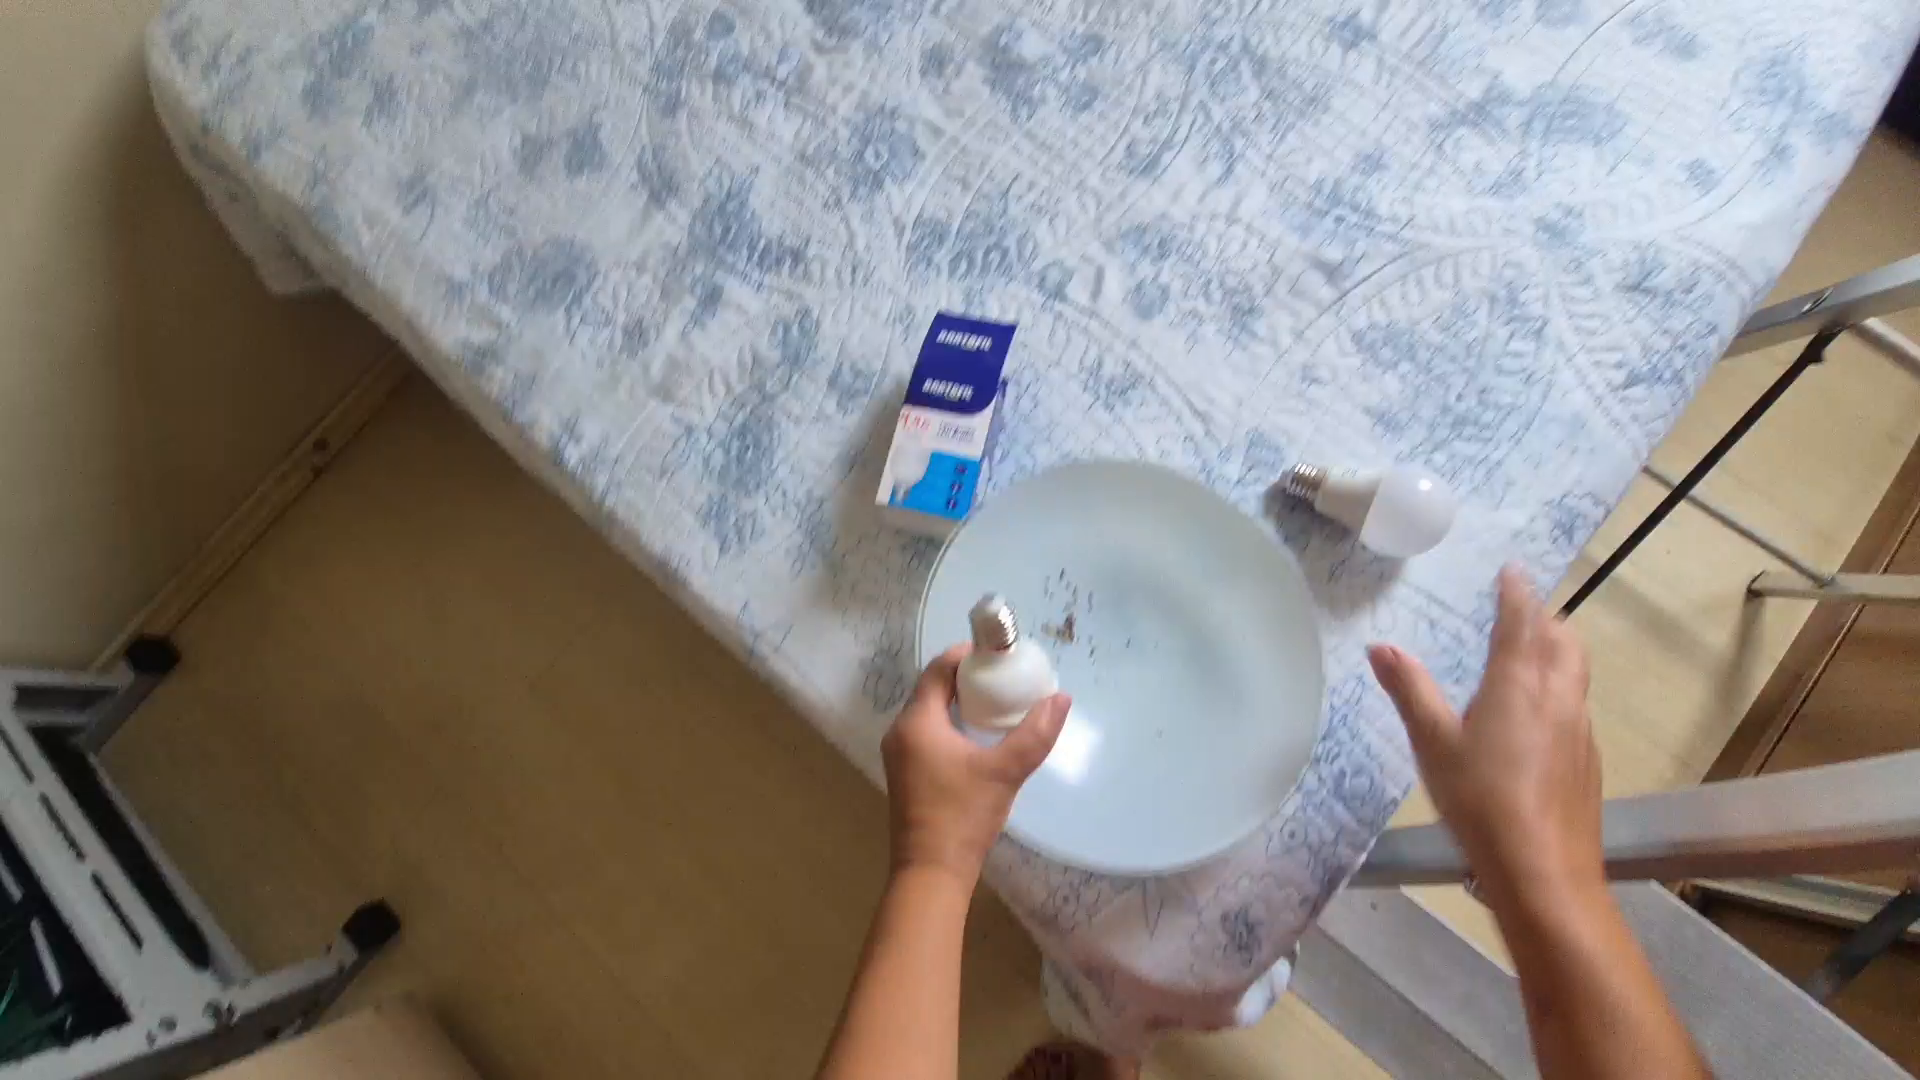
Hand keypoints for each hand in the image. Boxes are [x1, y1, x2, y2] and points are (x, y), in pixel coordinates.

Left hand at [881, 646, 1070, 886]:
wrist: (931, 874)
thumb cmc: (964, 816)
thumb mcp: (1005, 771)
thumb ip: (1035, 733)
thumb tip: (1061, 698)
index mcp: (916, 722)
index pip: (938, 669)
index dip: (966, 655)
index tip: (997, 653)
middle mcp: (900, 731)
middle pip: (932, 687)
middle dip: (966, 677)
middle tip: (1002, 676)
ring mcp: (899, 753)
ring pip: (929, 710)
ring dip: (958, 700)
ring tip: (995, 701)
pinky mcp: (905, 771)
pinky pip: (927, 731)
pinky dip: (950, 722)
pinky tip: (978, 735)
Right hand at [1366, 565, 1602, 914]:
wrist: (1543, 871)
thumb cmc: (1479, 797)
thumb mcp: (1431, 740)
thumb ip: (1408, 689)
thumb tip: (1381, 646)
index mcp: (1519, 687)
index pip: (1523, 626)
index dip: (1518, 595)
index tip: (1513, 571)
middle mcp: (1558, 700)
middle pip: (1564, 643)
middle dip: (1545, 618)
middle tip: (1522, 607)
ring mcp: (1579, 732)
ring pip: (1575, 673)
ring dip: (1556, 649)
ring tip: (1530, 648)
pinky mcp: (1586, 761)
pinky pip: (1575, 703)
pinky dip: (1558, 685)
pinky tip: (1534, 712)